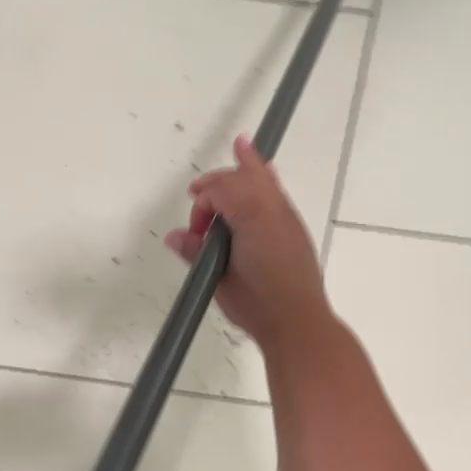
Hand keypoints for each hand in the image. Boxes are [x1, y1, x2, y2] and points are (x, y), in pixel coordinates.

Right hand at [164, 136, 331, 345]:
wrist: (296, 321)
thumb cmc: (256, 303)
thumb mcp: (219, 279)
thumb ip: (197, 252)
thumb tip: (174, 237)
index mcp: (250, 216)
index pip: (219, 191)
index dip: (201, 205)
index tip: (193, 230)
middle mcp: (271, 208)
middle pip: (241, 177)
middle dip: (218, 182)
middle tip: (197, 191)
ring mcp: (286, 217)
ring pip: (265, 180)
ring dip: (248, 168)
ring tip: (241, 149)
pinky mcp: (294, 229)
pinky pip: (278, 194)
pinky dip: (268, 180)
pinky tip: (266, 170)